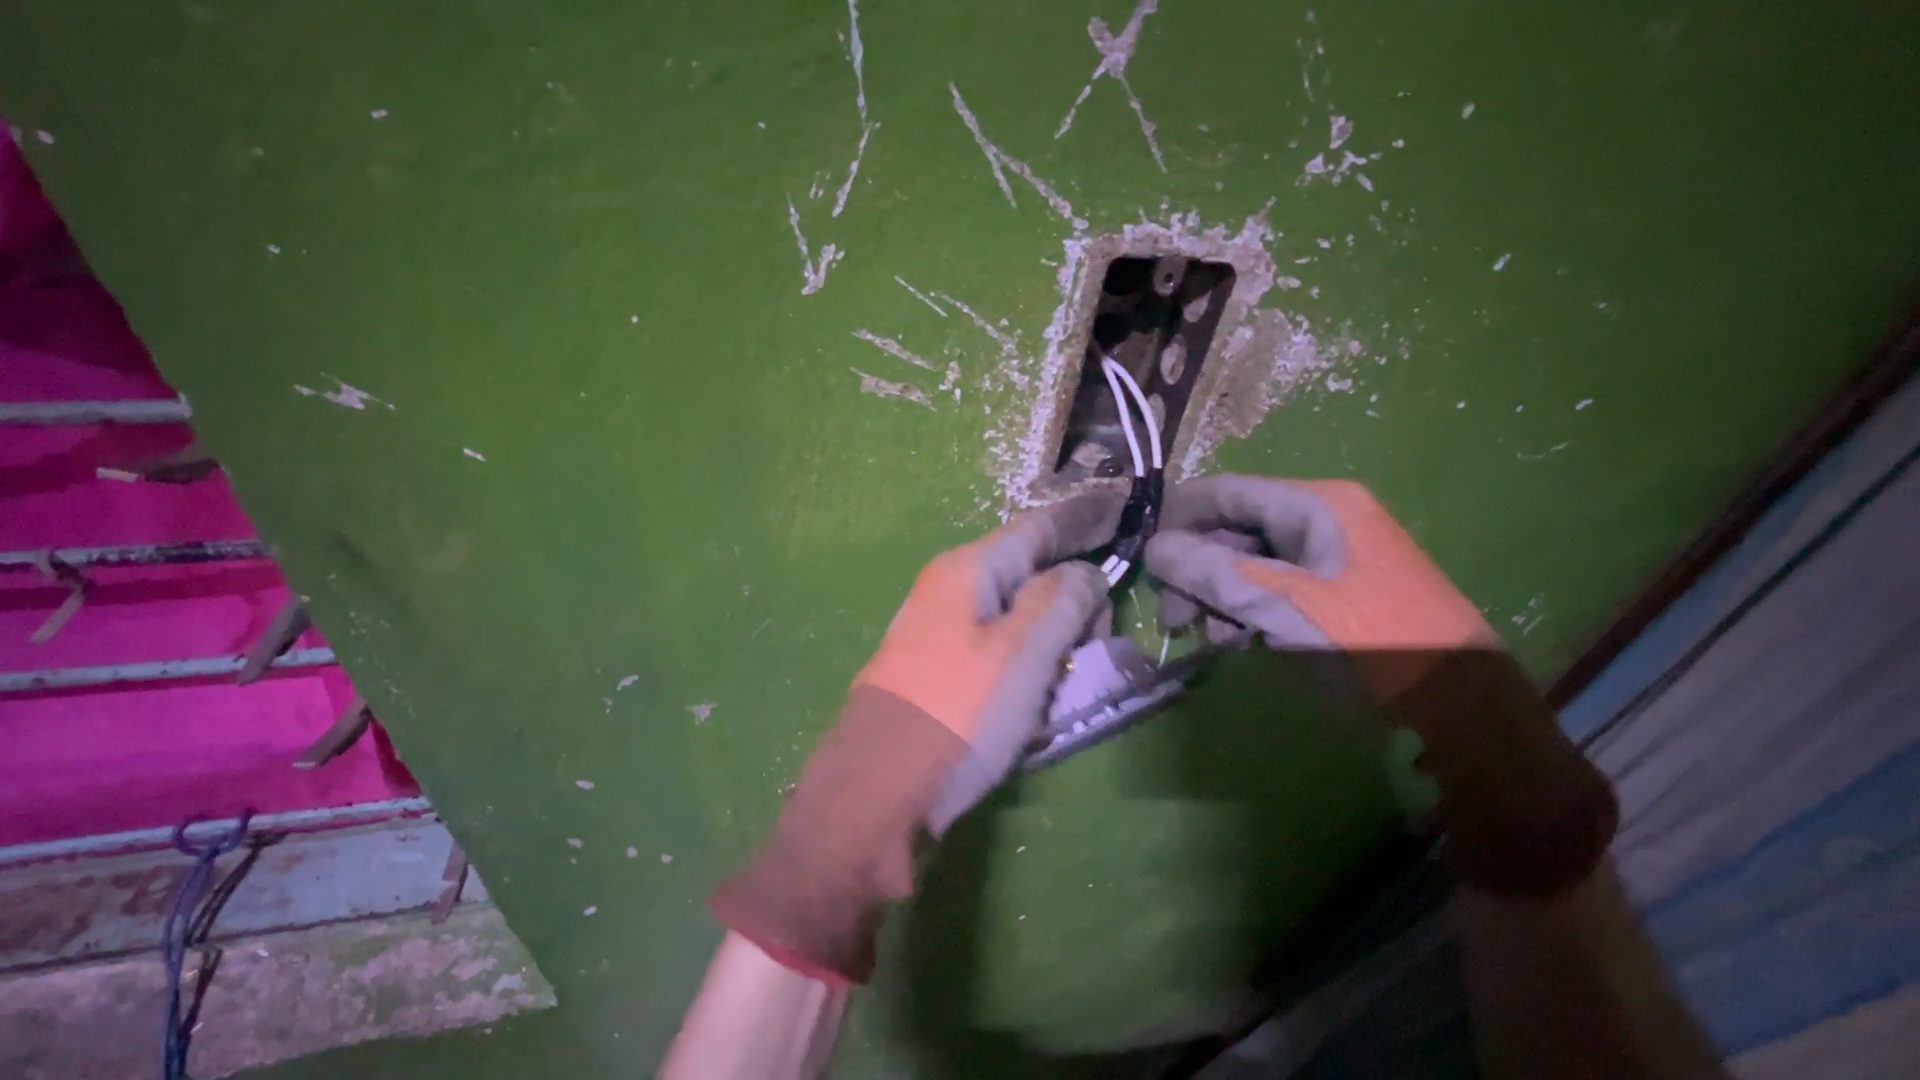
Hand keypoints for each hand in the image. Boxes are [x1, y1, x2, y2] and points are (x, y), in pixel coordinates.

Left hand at [857, 496, 1117, 830]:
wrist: (878, 788)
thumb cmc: (958, 711)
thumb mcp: (1022, 651)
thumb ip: (1060, 599)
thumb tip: (1083, 572)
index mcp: (967, 569)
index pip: (1037, 526)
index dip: (1084, 518)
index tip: (1124, 509)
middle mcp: (948, 589)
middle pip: (1026, 570)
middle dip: (1073, 589)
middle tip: (1107, 624)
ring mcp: (938, 631)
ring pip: (1013, 613)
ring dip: (1053, 629)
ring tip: (1083, 656)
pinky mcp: (936, 671)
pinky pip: (996, 648)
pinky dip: (1028, 658)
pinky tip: (1043, 685)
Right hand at [1145, 475, 1615, 897]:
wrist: (1463, 711)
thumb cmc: (1372, 646)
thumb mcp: (1283, 606)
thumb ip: (1214, 572)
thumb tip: (1154, 546)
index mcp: (1316, 504)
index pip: (1226, 490)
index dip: (1177, 519)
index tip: (1139, 558)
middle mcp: (1324, 519)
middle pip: (1236, 527)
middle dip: (1197, 569)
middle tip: (1175, 620)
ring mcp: (1334, 556)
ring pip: (1251, 561)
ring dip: (1219, 596)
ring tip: (1207, 639)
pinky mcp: (1340, 593)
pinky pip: (1276, 588)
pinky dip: (1248, 611)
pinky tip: (1238, 643)